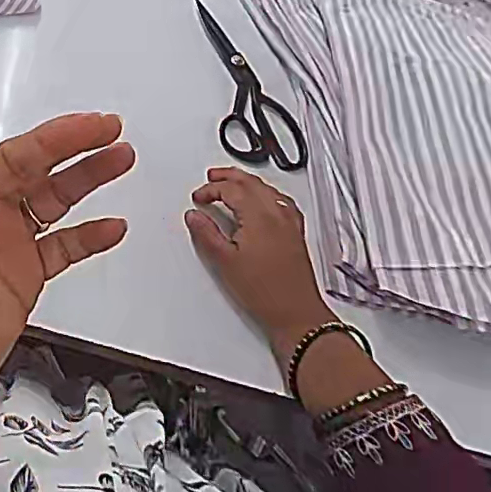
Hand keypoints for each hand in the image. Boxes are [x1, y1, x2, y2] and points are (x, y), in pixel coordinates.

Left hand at [0, 113, 134, 491]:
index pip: (12, 159)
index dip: (52, 139)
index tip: (85, 126)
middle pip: (39, 170)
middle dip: (77, 147)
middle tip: (110, 130)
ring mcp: (9, 244)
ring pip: (56, 200)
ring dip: (88, 179)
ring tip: (120, 159)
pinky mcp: (25, 275)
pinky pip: (63, 247)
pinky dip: (89, 236)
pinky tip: (111, 226)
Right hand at [184, 166, 333, 357]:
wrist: (296, 315)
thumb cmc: (266, 292)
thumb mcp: (225, 262)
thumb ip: (206, 234)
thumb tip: (195, 216)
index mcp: (259, 216)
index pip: (231, 190)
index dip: (211, 189)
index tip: (199, 198)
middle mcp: (277, 214)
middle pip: (251, 182)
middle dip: (229, 176)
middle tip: (212, 177)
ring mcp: (289, 223)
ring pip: (267, 189)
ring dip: (247, 182)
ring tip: (232, 183)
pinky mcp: (296, 234)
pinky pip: (281, 201)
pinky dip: (266, 193)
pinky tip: (263, 200)